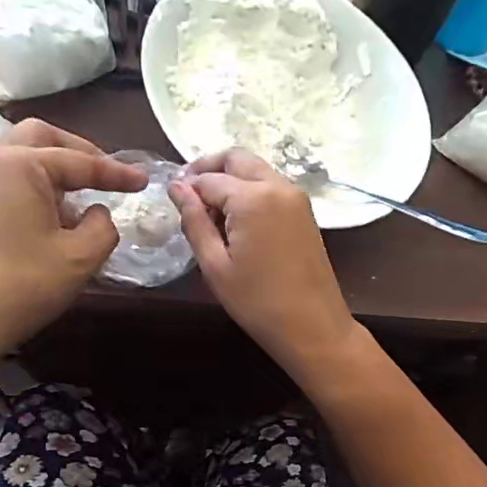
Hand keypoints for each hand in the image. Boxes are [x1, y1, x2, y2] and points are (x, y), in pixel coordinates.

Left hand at [0, 120, 146, 372]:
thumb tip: (96, 213)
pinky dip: (30, 188)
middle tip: (105, 177)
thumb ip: (102, 228)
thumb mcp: (79, 259)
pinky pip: (1, 181)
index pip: (79, 161)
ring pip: (17, 158)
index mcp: (19, 163)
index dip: (116, 173)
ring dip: (52, 172)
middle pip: (40, 138)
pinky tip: (46, 221)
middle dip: (78, 153)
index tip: (144, 182)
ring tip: (78, 204)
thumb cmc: (18, 286)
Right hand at [168, 150, 360, 371]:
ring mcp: (296, 198)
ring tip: (211, 215)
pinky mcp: (305, 213)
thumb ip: (194, 221)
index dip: (186, 188)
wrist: (313, 327)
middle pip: (237, 159)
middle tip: (189, 197)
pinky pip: (271, 187)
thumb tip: (177, 188)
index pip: (209, 178)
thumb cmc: (257, 303)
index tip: (172, 203)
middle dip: (209, 169)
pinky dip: (250, 192)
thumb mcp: (215, 266)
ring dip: (230, 180)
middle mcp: (277, 186)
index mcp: (252, 198)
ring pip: (256, 170)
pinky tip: (237, 223)